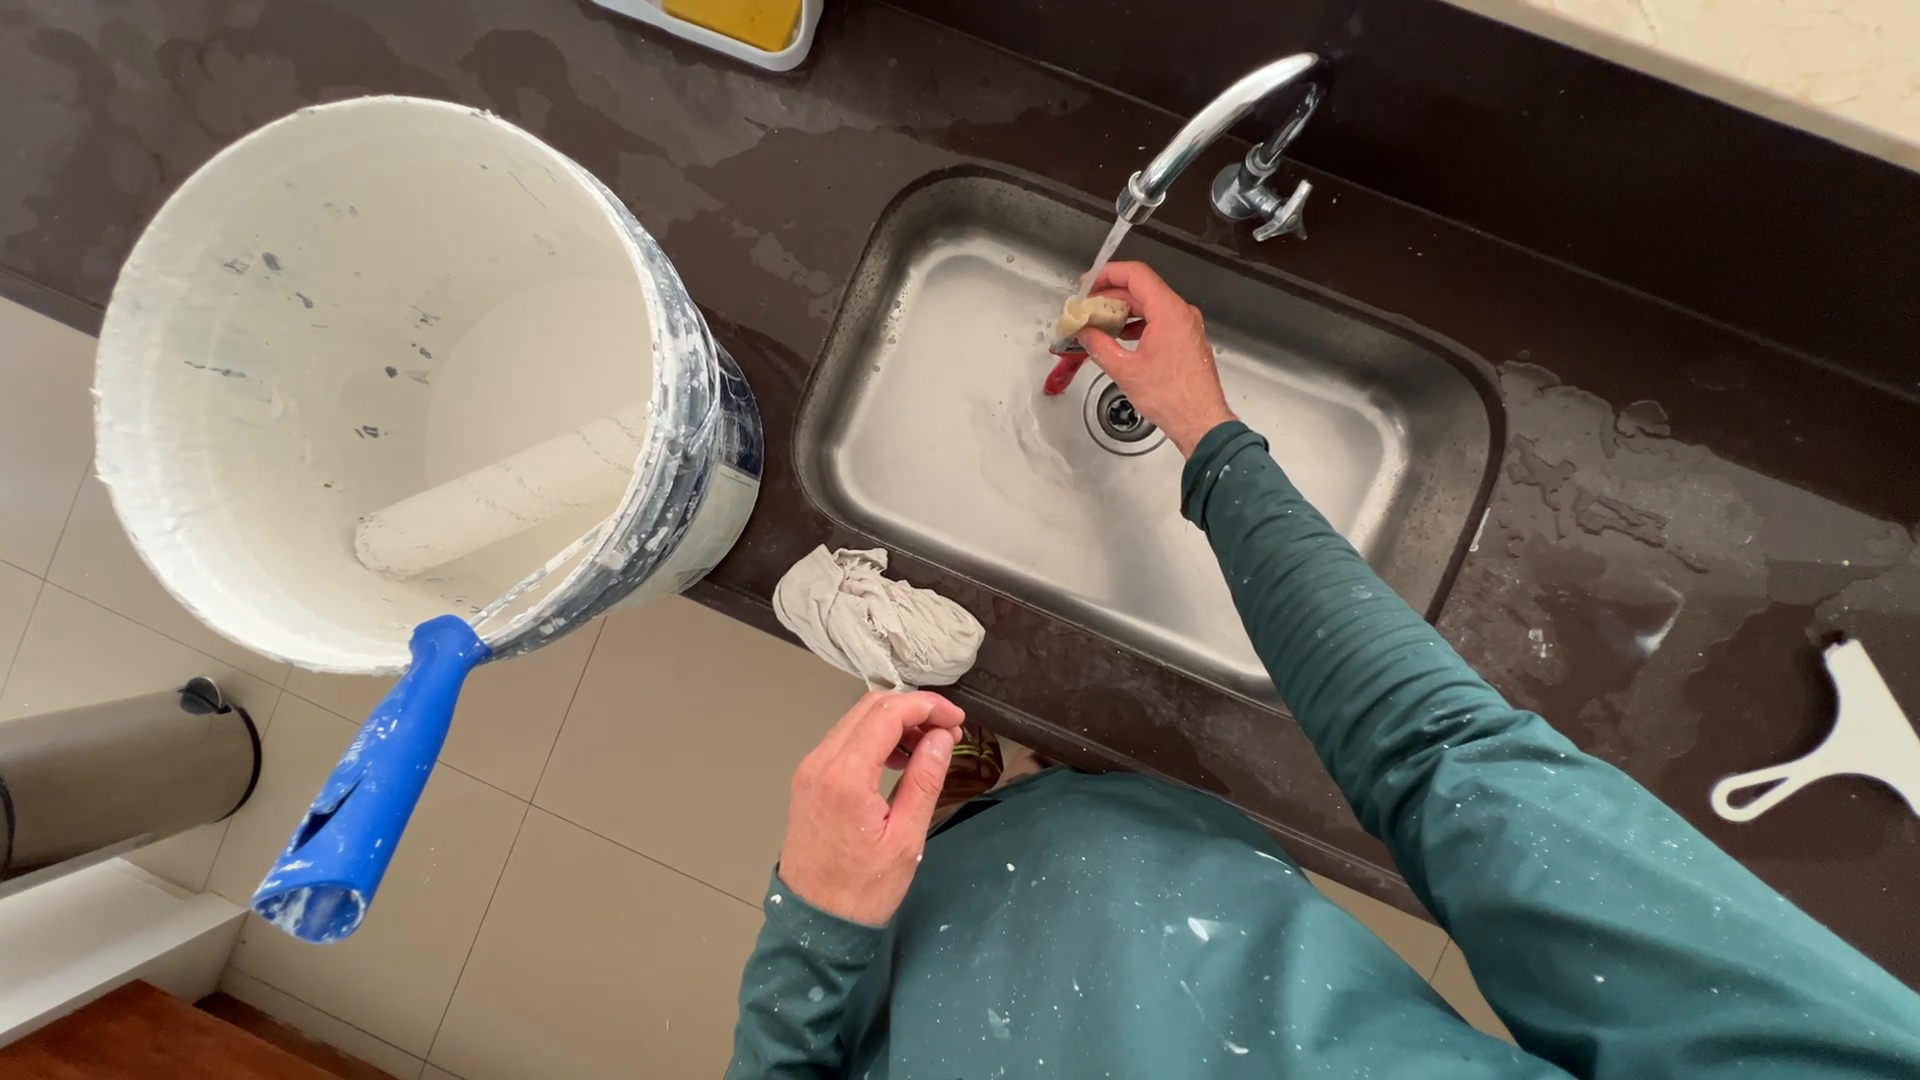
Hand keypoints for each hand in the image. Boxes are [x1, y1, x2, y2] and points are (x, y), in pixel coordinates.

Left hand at [778, 691, 965, 925]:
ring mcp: (810, 768)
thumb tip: (943, 737)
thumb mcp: (906, 839)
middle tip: (948, 730)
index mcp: (846, 776)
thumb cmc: (864, 890)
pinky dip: (875, 736)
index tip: (958, 720)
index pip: (888, 713)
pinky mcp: (809, 778)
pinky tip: (898, 759)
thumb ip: (925, 779)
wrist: (812, 925)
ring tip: (928, 745)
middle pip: (870, 706)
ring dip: (895, 720)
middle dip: (914, 708)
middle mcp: (821, 762)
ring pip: (856, 719)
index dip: (927, 706)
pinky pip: (845, 739)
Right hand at [1075, 261, 1235, 455]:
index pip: (1136, 275)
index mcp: (1168, 312)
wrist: (1200, 421)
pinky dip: (1137, 324)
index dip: (1107, 274)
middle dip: (1110, 296)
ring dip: (1123, 311)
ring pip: (1150, 306)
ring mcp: (1186, 326)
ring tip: (1098, 325)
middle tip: (1086, 308)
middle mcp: (1181, 313)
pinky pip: (1159, 321)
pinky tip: (1121, 338)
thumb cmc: (1171, 397)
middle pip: (1141, 290)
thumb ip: (1099, 345)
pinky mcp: (1186, 340)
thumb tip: (1084, 332)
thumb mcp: (1125, 370)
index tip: (1087, 283)